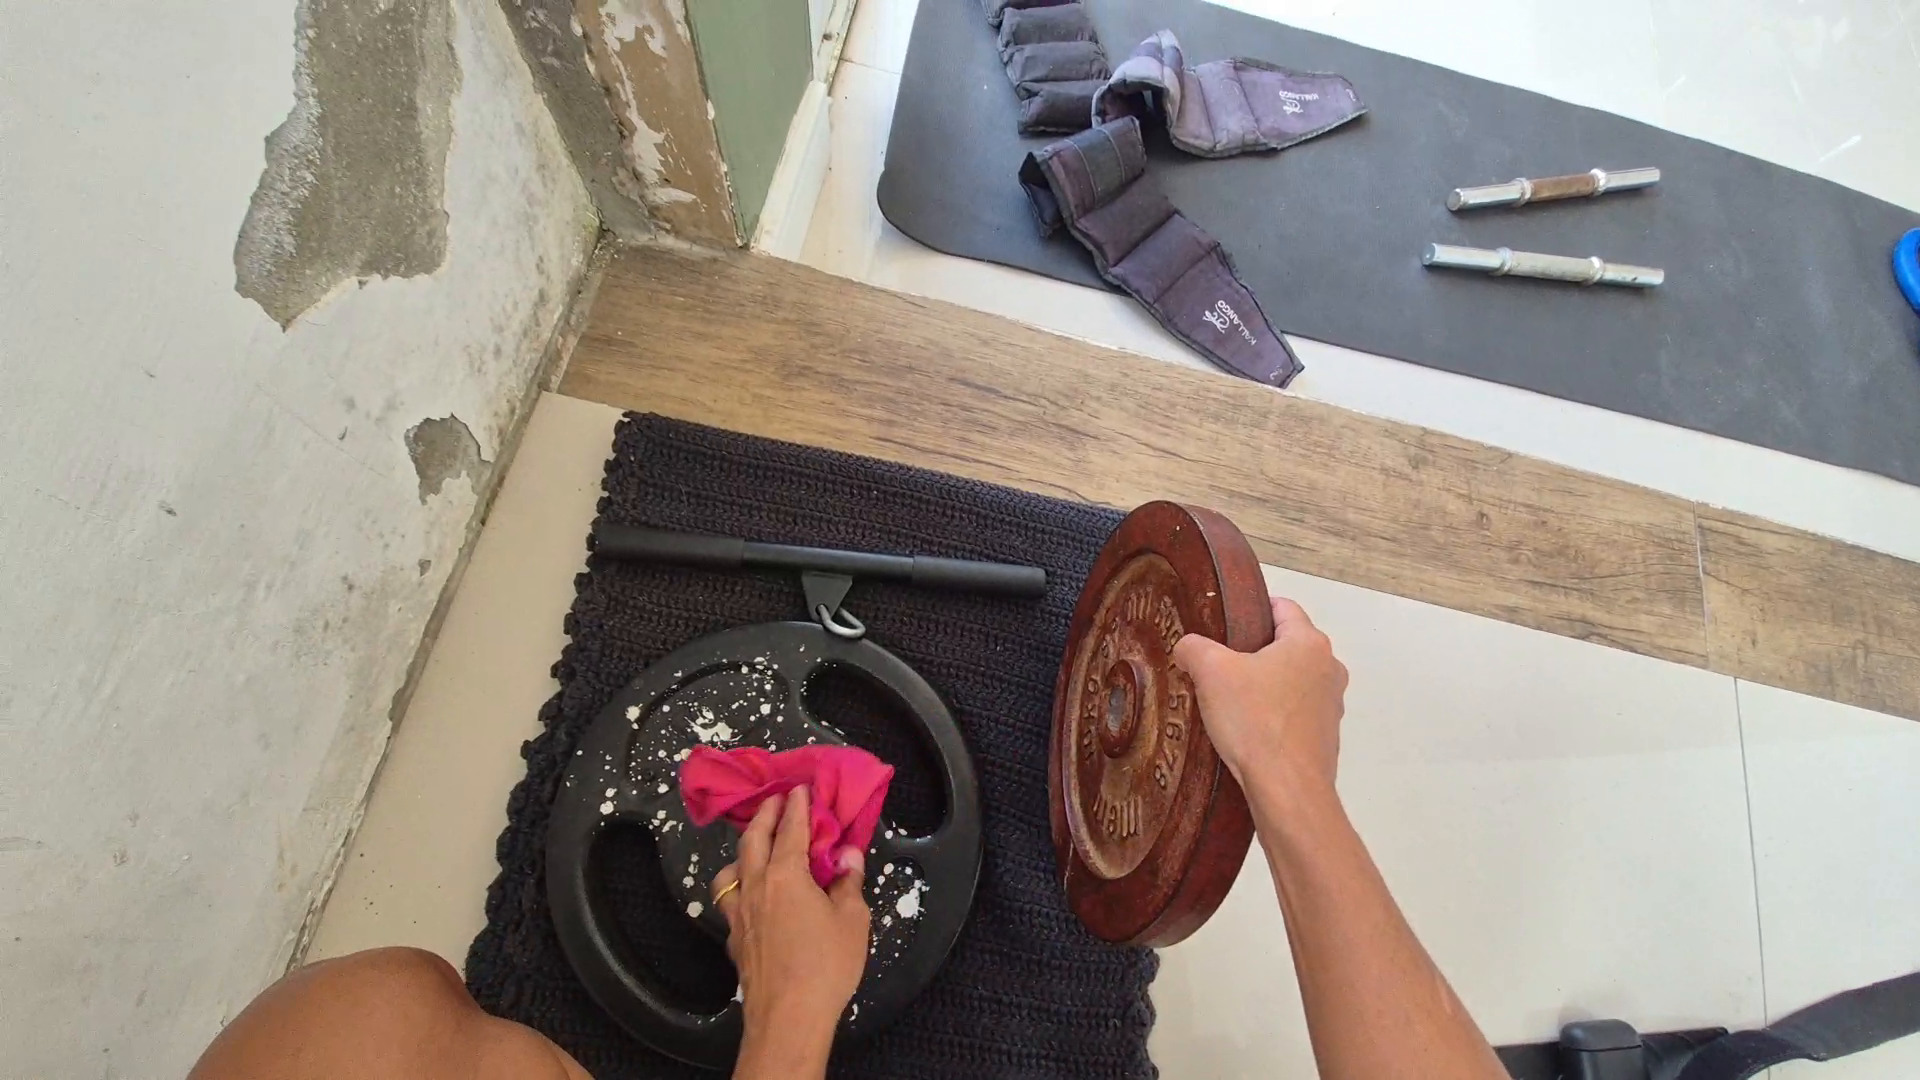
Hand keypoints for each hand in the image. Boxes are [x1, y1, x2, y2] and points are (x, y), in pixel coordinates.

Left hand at [710, 787, 868, 1077]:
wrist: (788, 1020)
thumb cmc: (826, 965)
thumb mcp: (852, 918)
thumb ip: (848, 882)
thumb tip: (849, 855)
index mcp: (786, 875)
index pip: (790, 829)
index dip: (796, 806)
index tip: (799, 788)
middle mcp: (757, 887)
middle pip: (753, 840)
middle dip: (764, 815)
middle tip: (774, 799)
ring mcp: (740, 915)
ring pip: (730, 871)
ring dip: (742, 852)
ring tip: (753, 848)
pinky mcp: (735, 941)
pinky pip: (729, 902)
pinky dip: (738, 888)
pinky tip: (751, 897)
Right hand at [1172, 596, 1347, 809]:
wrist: (1287, 789)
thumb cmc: (1254, 719)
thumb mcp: (1210, 671)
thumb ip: (1193, 647)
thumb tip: (1188, 649)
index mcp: (1309, 643)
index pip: (1282, 607)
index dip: (1250, 608)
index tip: (1223, 622)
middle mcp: (1329, 668)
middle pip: (1286, 644)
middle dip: (1253, 649)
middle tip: (1217, 663)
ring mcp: (1331, 705)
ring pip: (1291, 679)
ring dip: (1264, 683)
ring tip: (1227, 699)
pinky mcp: (1326, 737)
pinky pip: (1294, 711)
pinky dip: (1273, 713)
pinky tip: (1246, 729)